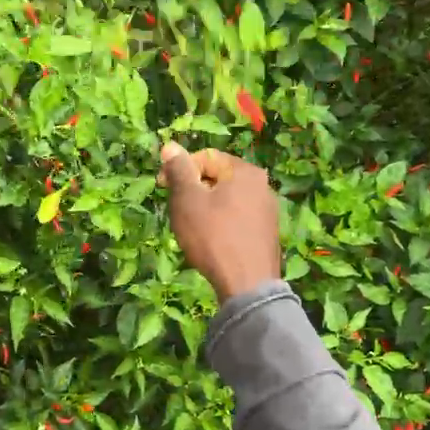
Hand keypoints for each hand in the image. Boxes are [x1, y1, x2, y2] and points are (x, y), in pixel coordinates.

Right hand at [157, 141, 282, 302]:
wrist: (247, 284)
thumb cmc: (213, 236)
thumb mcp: (188, 200)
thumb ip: (179, 170)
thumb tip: (170, 145)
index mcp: (244, 171)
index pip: (205, 156)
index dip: (179, 169)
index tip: (162, 187)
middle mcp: (262, 185)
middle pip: (218, 177)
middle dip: (193, 188)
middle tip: (175, 209)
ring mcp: (267, 210)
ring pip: (227, 198)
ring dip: (205, 206)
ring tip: (190, 226)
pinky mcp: (266, 232)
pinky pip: (237, 216)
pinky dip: (220, 221)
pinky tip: (210, 240)